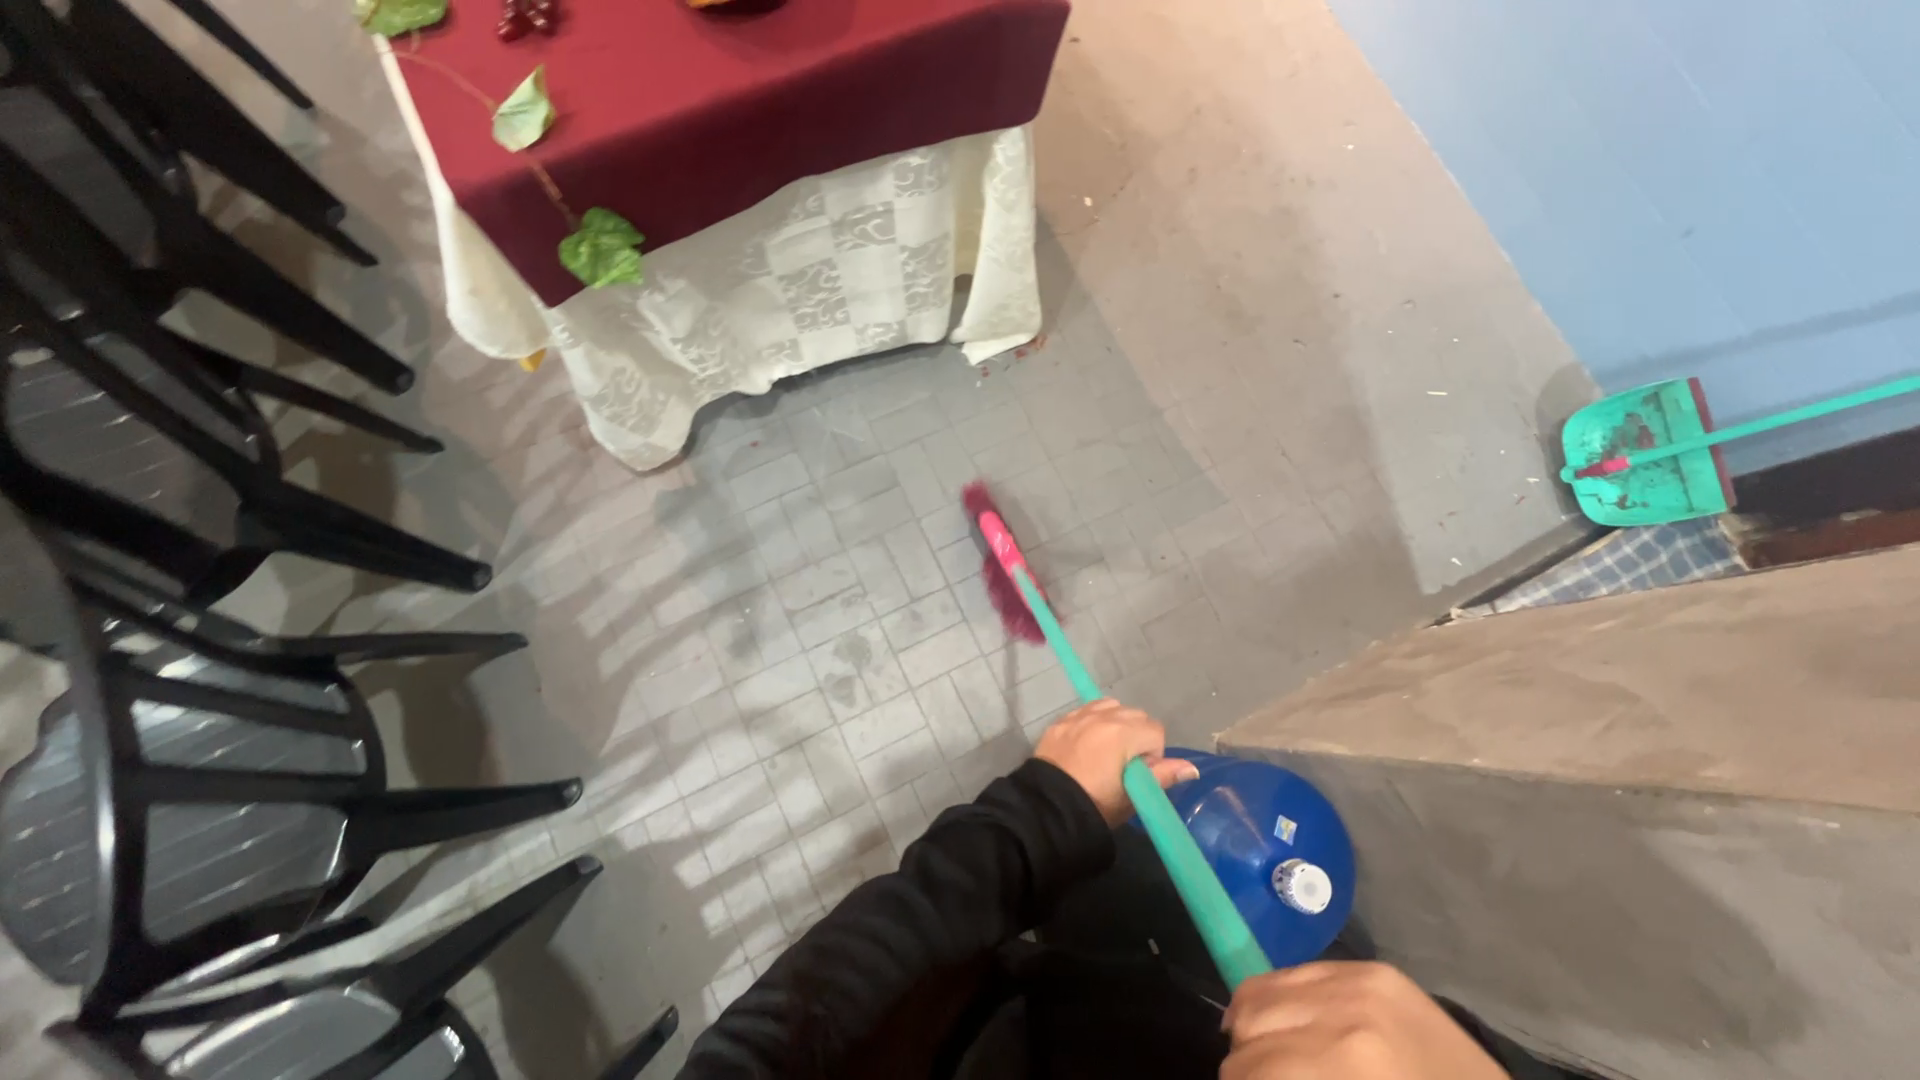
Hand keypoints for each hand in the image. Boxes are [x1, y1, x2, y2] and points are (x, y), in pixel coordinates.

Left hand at [1033, 699, 1198, 824]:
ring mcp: (1078, 716)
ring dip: (1115, 724)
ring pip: (1110, 707)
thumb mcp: (1132, 796)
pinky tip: (1086, 746)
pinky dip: (1093, 722)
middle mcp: (1102, 716)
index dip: (1153, 755)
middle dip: (1137, 736)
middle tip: (1124, 766)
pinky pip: (1086, 711)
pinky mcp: (1060, 722)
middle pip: (1135, 715)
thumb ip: (1162, 776)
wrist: (1047, 810)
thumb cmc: (1096, 805)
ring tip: (1106, 753)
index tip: (1139, 775)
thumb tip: (1191, 767)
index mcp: (1123, 732)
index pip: (1156, 731)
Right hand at [1222, 962, 1508, 1079]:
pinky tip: (1283, 1030)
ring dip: (1252, 1031)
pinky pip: (1292, 975)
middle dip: (1244, 1063)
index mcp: (1349, 1062)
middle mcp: (1349, 1010)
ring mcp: (1362, 982)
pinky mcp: (1373, 971)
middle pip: (1249, 1025)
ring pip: (1259, 994)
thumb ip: (1291, 1079)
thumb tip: (1247, 1076)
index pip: (1253, 1067)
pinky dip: (1274, 1004)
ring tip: (1264, 1059)